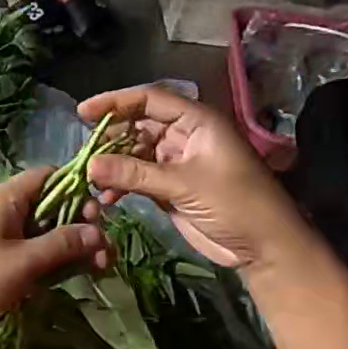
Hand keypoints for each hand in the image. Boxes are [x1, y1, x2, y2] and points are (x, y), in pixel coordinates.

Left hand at [0, 167, 109, 347]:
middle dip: (81, 225)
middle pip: (52, 203)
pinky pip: (33, 244)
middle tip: (103, 253)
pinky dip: (53, 256)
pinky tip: (72, 274)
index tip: (98, 216)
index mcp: (5, 197)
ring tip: (98, 268)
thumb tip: (99, 232)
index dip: (77, 190)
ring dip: (71, 245)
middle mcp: (3, 206)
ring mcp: (0, 228)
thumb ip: (64, 243)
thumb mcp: (26, 261)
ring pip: (45, 227)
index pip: (49, 175)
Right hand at [78, 85, 316, 274]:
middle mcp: (183, 135)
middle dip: (109, 137)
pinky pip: (136, 177)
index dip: (115, 102)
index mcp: (196, 121)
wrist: (264, 249)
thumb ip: (134, 174)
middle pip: (137, 125)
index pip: (149, 100)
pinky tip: (106, 197)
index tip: (83, 112)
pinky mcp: (169, 186)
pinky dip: (119, 184)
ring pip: (133, 152)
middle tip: (83, 152)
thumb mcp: (183, 185)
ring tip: (90, 178)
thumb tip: (89, 166)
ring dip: (112, 164)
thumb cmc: (236, 204)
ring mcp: (175, 161)